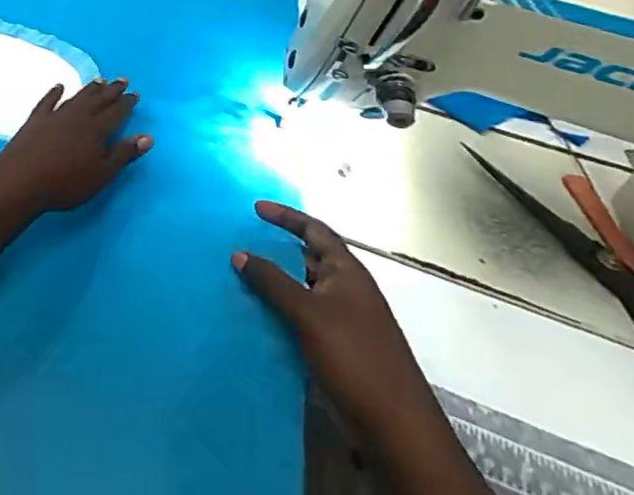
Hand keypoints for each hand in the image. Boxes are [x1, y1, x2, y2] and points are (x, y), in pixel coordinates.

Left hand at [0, 80, 148, 211]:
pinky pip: (48, 101)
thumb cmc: (66, 182)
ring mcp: (55, 116)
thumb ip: (124, 154)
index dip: (126, 103)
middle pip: (98, 100)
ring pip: (77, 98)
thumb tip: (147, 136)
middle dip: (111, 90)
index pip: (116, 112)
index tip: (135, 93)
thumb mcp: (102, 174)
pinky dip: (54, 93)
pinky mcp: (36, 120)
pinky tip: (59, 87)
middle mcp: (77, 117)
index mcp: (96, 130)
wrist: (21, 179)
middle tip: (122, 79)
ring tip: (99, 80)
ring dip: (89, 89)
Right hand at [233, 201, 435, 429]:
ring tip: (240, 279)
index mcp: (347, 272)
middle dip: (275, 251)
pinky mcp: (336, 346)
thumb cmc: (354, 356)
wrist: (394, 424)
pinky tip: (256, 317)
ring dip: (274, 284)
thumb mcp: (308, 313)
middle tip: (240, 245)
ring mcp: (343, 319)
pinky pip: (301, 317)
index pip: (315, 230)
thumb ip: (273, 282)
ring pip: (302, 290)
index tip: (256, 209)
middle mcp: (347, 289)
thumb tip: (239, 254)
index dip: (286, 216)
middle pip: (307, 258)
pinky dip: (279, 311)